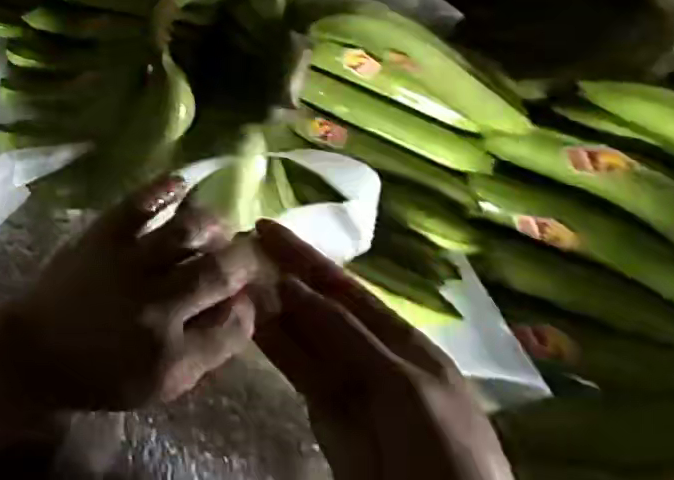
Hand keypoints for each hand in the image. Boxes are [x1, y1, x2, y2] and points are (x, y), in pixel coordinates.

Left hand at [0, 175, 260, 409]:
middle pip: (219, 271)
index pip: (235, 324)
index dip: (254, 302)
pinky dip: (164, 189)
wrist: (37, 349)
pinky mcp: (103, 234)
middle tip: (248, 249)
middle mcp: (156, 306)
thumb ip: (206, 349)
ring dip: (213, 223)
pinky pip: (141, 203)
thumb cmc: (101, 373)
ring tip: (219, 224)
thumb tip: (242, 309)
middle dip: (244, 257)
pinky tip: (181, 184)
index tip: (255, 288)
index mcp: (171, 354)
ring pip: (187, 232)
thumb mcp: (159, 384)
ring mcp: (128, 263)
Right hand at [253, 220, 511, 479]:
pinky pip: (295, 367)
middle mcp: (369, 351)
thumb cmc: (442, 446)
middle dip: (281, 276)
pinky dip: (270, 342)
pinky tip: (244, 319)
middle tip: (236, 249)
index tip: (264, 227)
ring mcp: (346, 382)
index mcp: (400, 337)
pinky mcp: (324, 412)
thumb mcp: (403, 383)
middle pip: (318, 305)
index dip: (304, 256)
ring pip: (301, 334)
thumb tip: (288, 282)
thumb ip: (345, 332)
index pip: (344, 286)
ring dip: (269, 306)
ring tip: (231, 277)